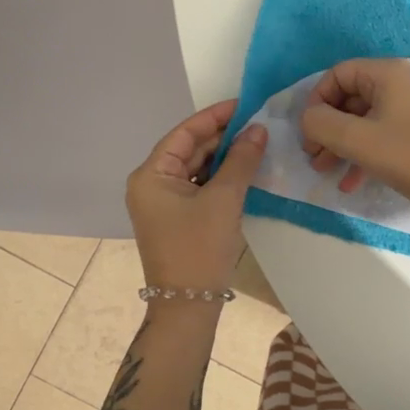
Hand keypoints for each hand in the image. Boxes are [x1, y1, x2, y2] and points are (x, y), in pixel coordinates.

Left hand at [127, 99, 267, 295]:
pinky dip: (219, 177)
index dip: (214, 117)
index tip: (244, 103)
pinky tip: (244, 169)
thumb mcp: (223, 200)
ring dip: (223, 157)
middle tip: (258, 123)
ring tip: (256, 142)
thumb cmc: (199, 249)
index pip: (184, 133)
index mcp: (150, 175)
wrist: (188, 305)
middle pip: (189, 149)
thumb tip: (258, 129)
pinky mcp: (176, 217)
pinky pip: (198, 186)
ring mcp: (162, 202)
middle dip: (222, 136)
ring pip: (195, 168)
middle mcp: (150, 183)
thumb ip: (241, 160)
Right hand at [300, 58, 409, 215]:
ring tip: (325, 171)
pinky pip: (380, 135)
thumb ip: (321, 124)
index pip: (338, 74)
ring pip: (363, 120)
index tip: (309, 131)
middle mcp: (401, 84)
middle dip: (326, 127)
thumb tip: (308, 119)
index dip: (317, 100)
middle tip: (312, 157)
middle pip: (349, 98)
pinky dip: (362, 154)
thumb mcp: (357, 140)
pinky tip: (350, 183)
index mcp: (387, 74)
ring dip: (340, 144)